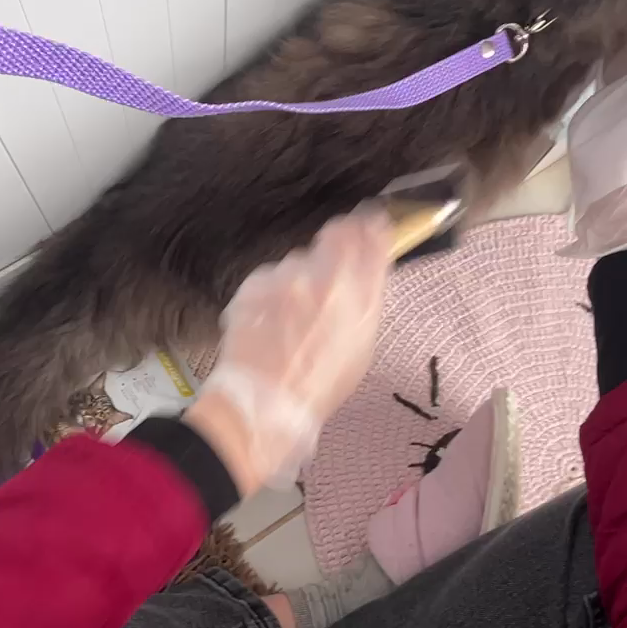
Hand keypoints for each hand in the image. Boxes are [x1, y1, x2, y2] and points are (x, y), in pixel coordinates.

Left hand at [185, 210, 392, 493]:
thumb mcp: (360, 346)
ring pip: (297, 261)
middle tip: (327, 274)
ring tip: (291, 318)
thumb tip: (366, 270)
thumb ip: (365, 300)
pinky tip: (269, 324)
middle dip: (335, 246)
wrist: (266, 403)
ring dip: (298, 279)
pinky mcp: (254, 283)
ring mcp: (286, 277)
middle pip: (335, 234)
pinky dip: (270, 295)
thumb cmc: (320, 384)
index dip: (370, 225)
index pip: (371, 232)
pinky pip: (268, 278)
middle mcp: (325, 276)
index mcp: (360, 293)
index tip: (368, 224)